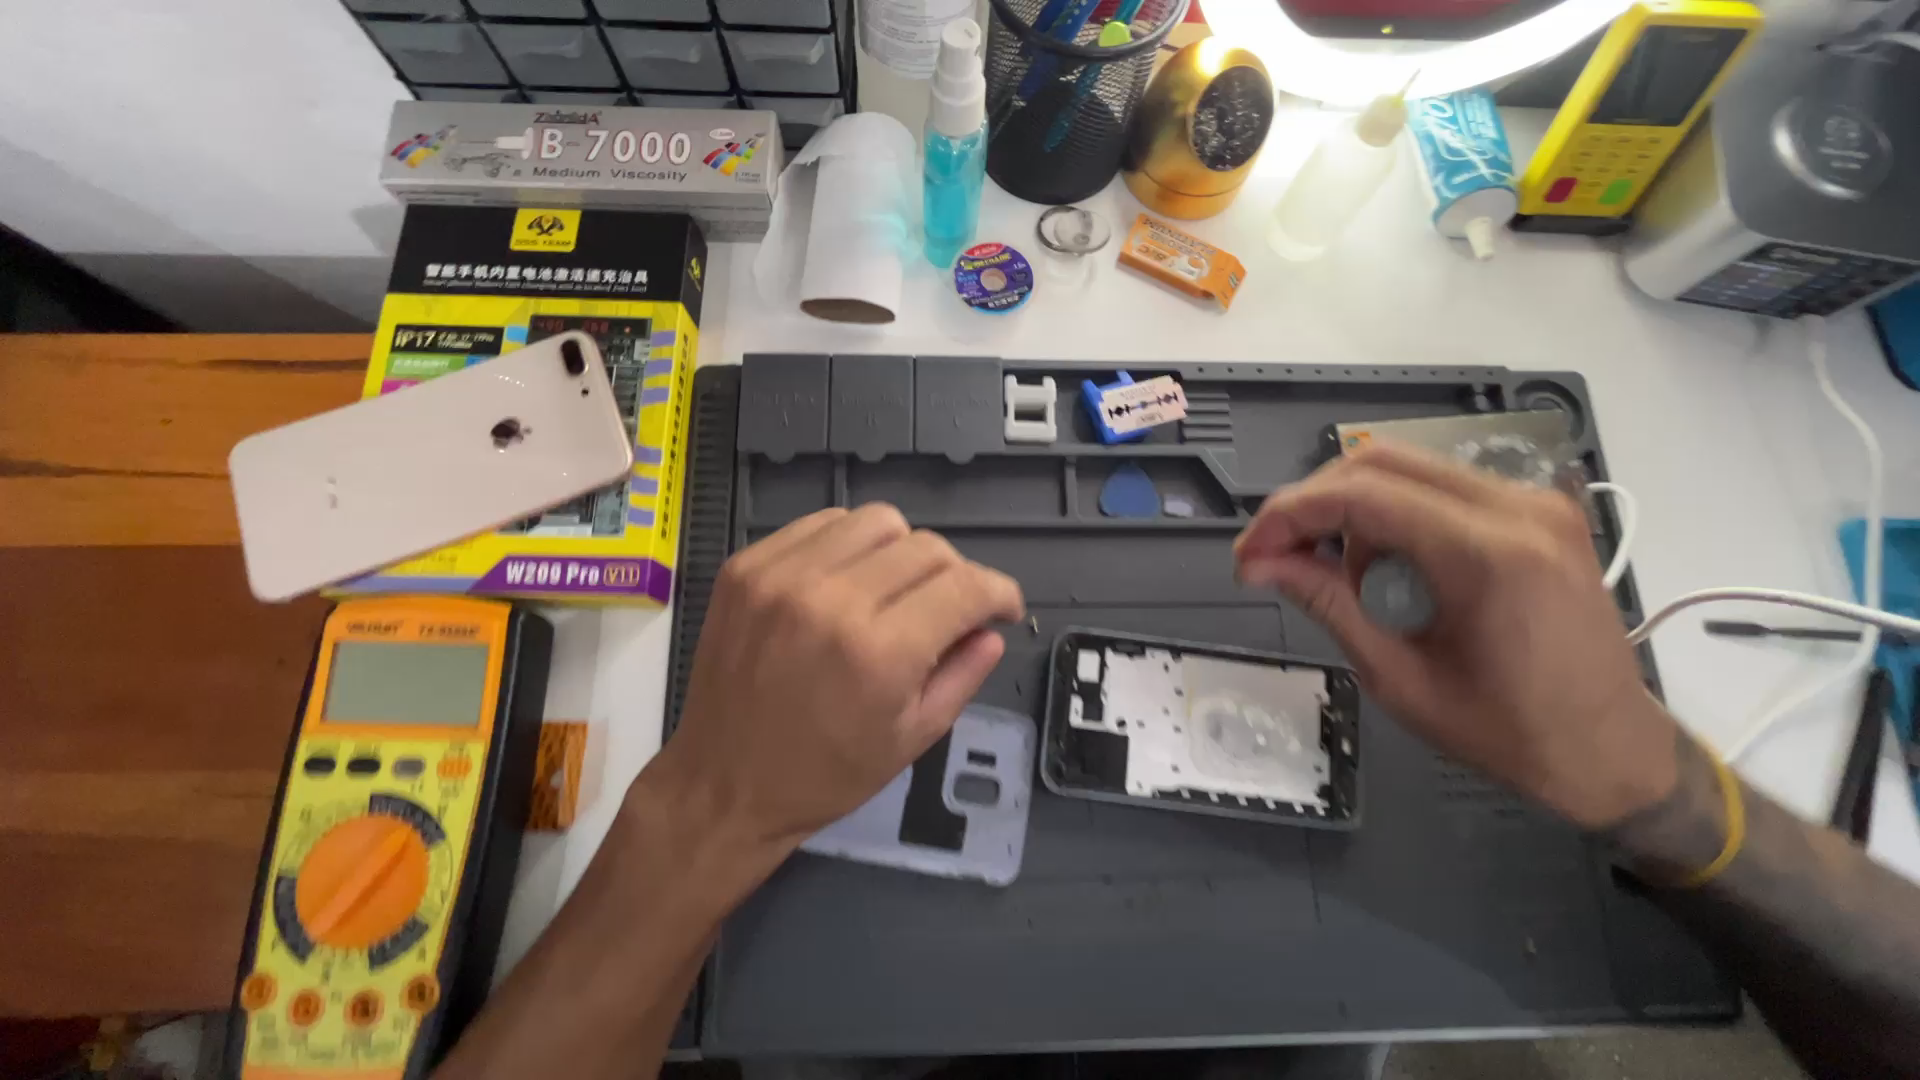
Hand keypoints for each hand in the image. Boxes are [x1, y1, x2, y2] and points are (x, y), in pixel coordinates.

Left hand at [651, 504, 1025, 850]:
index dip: (999, 592)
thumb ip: (964, 674)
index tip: (1002, 608)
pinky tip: (846, 581)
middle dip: (955, 575)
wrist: (722, 783)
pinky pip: (822, 524)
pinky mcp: (747, 566)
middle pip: (927, 546)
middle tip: (946, 610)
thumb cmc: (824, 775)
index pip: (965, 586)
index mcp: (880, 652)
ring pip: (878, 521)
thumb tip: (990, 628)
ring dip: (903, 551)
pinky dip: (849, 545)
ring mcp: (782, 575)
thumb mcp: (913, 738)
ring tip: (893, 590)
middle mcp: (832, 599)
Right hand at [1233, 444, 1677, 827]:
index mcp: (1489, 555)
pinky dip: (1388, 517)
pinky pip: (1435, 488)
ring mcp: (1532, 502)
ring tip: (1339, 577)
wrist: (1613, 750)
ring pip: (1403, 468)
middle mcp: (1516, 508)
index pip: (1360, 496)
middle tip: (1274, 555)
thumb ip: (1328, 604)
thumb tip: (1259, 564)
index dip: (1287, 516)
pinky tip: (1384, 568)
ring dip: (1348, 512)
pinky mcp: (1533, 511)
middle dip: (1310, 504)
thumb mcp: (1398, 676)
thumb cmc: (1508, 732)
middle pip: (1377, 463)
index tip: (1248, 555)